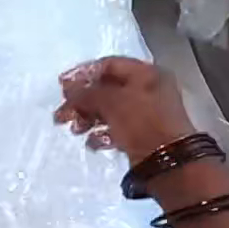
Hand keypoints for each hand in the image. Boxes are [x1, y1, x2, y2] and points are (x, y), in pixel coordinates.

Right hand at [53, 56, 196, 163]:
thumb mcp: (113, 102)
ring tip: (75, 130)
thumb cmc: (142, 123)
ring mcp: (146, 115)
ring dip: (89, 118)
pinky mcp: (142, 136)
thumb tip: (68, 88)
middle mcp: (148, 91)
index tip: (62, 87)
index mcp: (147, 74)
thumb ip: (88, 93)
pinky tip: (92, 143)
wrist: (167, 162)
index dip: (83, 73)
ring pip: (110, 111)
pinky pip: (117, 130)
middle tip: (62, 115)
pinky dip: (102, 135)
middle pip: (107, 89)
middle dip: (82, 101)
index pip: (109, 65)